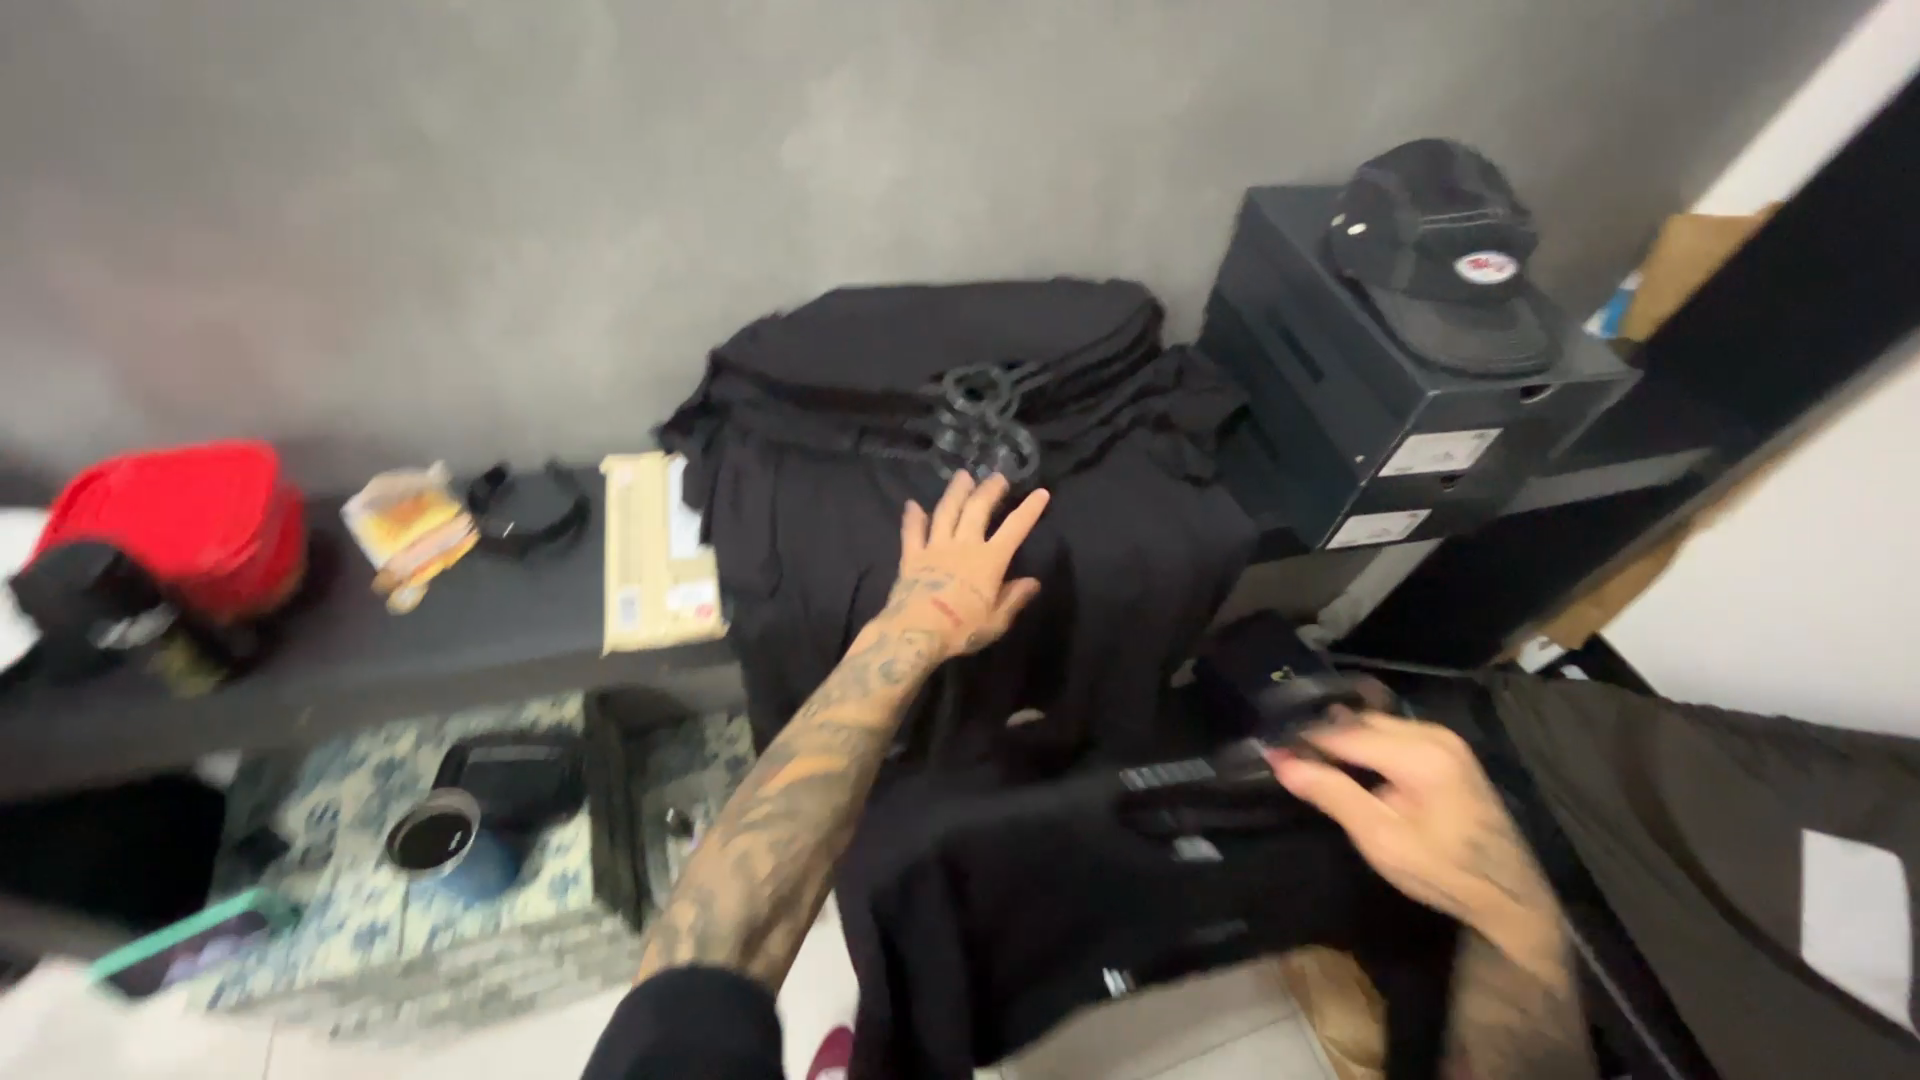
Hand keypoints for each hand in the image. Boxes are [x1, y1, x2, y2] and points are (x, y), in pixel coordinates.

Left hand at [879, 471, 1049, 660]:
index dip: (1030, 509)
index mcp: (989, 560)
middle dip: (990, 490)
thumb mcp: (997, 621)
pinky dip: (912, 517)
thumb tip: (1033, 582)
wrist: (915, 633)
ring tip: (963, 476)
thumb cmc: (961, 630)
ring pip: (946, 511)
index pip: (1015, 528)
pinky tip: (911, 504)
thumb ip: (1014, 598)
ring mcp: (935, 547)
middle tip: (997, 477)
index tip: (1041, 492)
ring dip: (955, 492)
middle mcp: (963, 545)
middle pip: (977, 509)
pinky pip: (912, 531)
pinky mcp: (911, 556)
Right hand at [1267, 709, 1557, 953]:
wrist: (1512, 898)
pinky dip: (1366, 744)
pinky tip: (1351, 766)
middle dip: (1322, 737)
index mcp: (1419, 755)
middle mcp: (1434, 735)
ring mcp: (1446, 740)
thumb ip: (1332, 795)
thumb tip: (1281, 762)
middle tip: (1289, 759)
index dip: (1303, 741)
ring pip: (1375, 724)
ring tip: (1313, 762)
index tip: (1270, 751)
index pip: (1343, 733)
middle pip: (1359, 722)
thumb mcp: (1381, 840)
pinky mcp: (1449, 751)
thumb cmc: (1443, 873)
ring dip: (1344, 740)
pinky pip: (1393, 733)